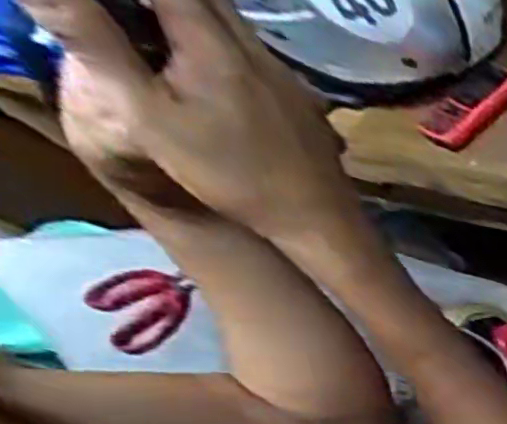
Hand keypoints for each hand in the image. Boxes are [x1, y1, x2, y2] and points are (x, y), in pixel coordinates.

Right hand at [24, 0, 359, 235]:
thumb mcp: (147, 112)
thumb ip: (94, 40)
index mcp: (219, 47)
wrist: (321, 227)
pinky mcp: (307, 106)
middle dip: (162, 0)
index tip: (115, 11)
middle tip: (130, 22)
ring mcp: (293, 82)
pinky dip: (228, 52)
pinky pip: (260, 60)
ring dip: (194, 21)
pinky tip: (212, 78)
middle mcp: (264, 55)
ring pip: (235, 28)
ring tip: (157, 41)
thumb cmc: (234, 177)